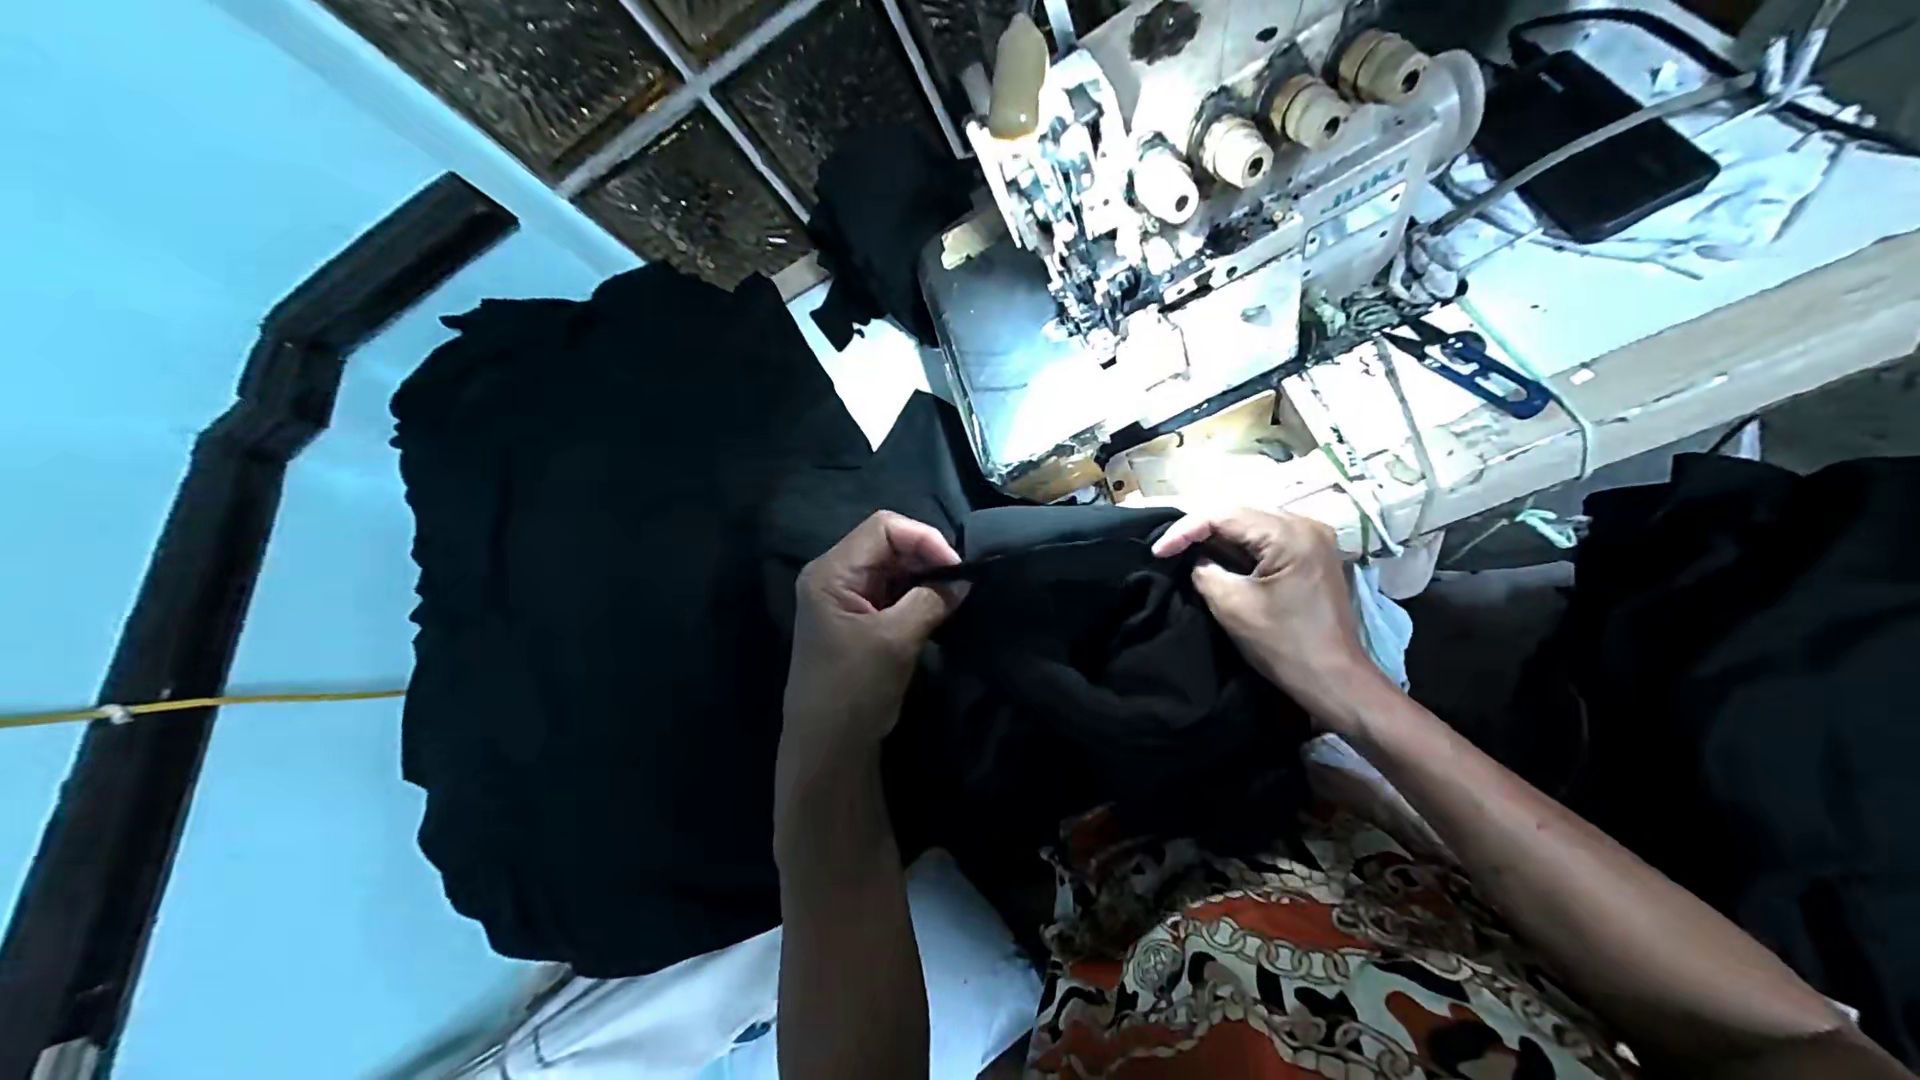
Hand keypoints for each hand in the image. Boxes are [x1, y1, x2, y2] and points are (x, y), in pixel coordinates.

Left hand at [782, 512, 967, 765]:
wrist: (827, 746)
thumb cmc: (854, 689)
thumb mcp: (896, 640)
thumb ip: (932, 600)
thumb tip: (965, 578)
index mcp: (831, 572)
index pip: (883, 528)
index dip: (924, 539)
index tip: (956, 568)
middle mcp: (835, 576)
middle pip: (888, 543)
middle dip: (927, 557)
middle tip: (960, 582)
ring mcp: (845, 597)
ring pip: (893, 567)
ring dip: (925, 577)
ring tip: (954, 595)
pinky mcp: (858, 618)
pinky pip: (892, 591)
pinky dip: (917, 594)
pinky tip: (939, 608)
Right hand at [1152, 508, 1383, 729]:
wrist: (1334, 678)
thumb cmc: (1283, 643)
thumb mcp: (1231, 605)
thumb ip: (1204, 571)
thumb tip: (1196, 560)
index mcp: (1289, 534)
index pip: (1224, 515)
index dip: (1184, 530)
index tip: (1157, 553)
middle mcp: (1306, 525)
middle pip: (1240, 514)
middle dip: (1200, 529)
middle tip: (1168, 548)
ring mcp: (1313, 539)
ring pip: (1252, 524)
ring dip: (1218, 537)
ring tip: (1186, 551)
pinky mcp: (1313, 555)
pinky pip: (1267, 538)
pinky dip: (1240, 546)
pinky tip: (1219, 557)